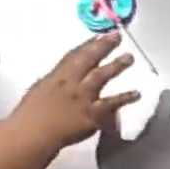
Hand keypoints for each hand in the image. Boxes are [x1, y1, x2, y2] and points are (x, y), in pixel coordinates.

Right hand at [15, 32, 139, 147]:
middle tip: (117, 36)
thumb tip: (70, 75)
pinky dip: (125, 98)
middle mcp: (71, 83)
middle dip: (103, 46)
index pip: (74, 55)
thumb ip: (58, 81)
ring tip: (129, 57)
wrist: (33, 133)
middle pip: (88, 60)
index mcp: (57, 76)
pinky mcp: (92, 114)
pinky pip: (112, 104)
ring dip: (116, 65)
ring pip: (101, 76)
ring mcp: (83, 98)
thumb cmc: (32, 114)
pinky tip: (137, 94)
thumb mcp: (41, 89)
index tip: (101, 35)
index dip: (89, 44)